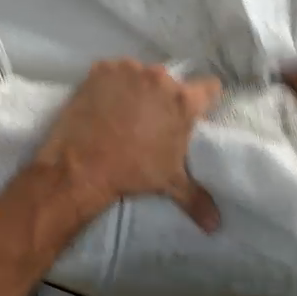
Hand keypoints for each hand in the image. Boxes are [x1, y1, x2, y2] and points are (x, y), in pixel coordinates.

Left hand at [34, 60, 222, 231]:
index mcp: (183, 101)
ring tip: (123, 113)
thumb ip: (197, 199)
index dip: (204, 99)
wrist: (80, 167)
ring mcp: (128, 70)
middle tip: (151, 121)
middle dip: (163, 98)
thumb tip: (216, 225)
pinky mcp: (100, 70)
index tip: (195, 111)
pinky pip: (112, 73)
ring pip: (140, 75)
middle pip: (170, 82)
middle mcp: (159, 78)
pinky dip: (109, 84)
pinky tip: (103, 104)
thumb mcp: (168, 183)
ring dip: (136, 89)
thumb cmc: (131, 172)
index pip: (209, 88)